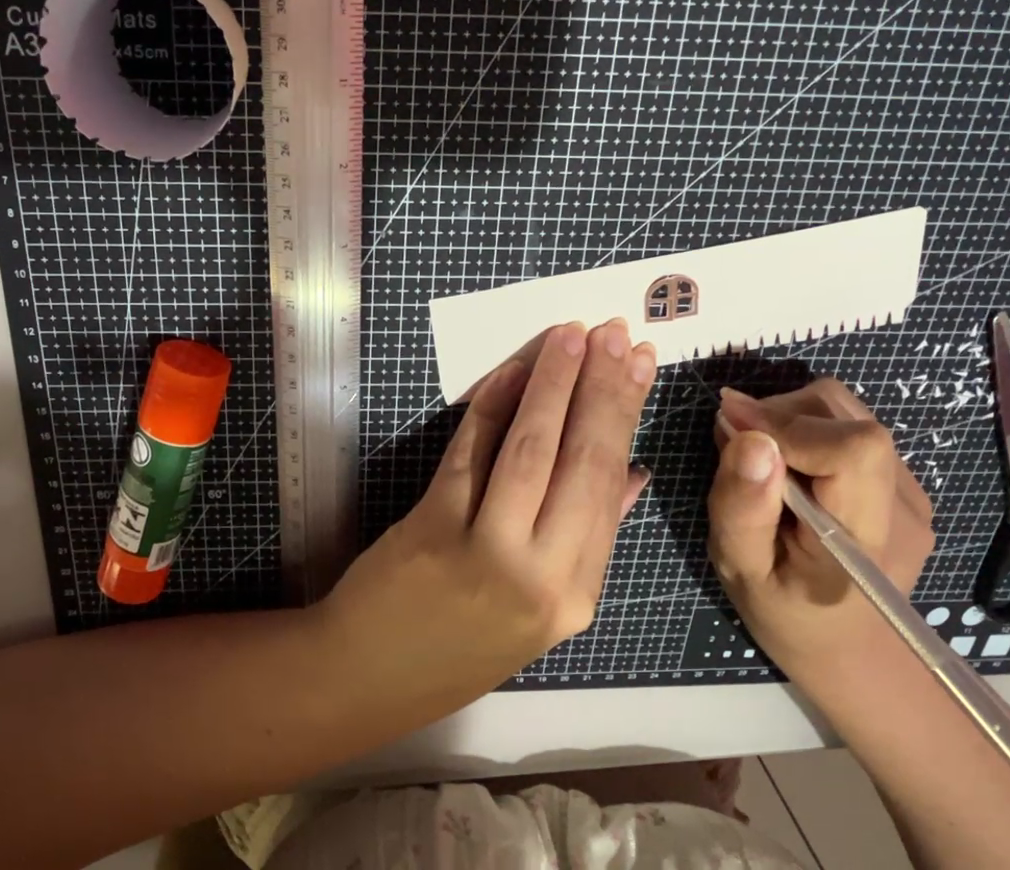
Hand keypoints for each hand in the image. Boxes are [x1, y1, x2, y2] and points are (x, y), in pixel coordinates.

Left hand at [320, 319, 656, 707]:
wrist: (369, 676)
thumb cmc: (459, 646)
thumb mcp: (540, 613)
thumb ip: (589, 542)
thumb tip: (632, 473)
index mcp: (576, 596)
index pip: (610, 487)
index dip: (626, 416)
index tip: (639, 365)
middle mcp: (543, 576)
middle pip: (581, 462)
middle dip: (601, 389)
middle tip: (615, 332)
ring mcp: (486, 552)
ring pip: (530, 450)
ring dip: (552, 384)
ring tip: (570, 335)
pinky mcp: (433, 528)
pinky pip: (469, 455)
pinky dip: (488, 409)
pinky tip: (508, 372)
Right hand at [707, 379, 933, 682]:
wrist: (849, 649)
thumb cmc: (785, 617)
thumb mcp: (741, 571)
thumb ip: (742, 508)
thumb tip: (749, 437)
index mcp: (864, 537)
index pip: (852, 447)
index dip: (786, 424)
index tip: (730, 424)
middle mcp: (902, 506)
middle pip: (846, 416)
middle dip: (779, 416)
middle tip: (734, 447)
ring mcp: (912, 492)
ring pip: (848, 412)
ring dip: (791, 420)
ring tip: (759, 462)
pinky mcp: (905, 485)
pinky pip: (851, 431)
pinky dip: (808, 434)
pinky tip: (789, 475)